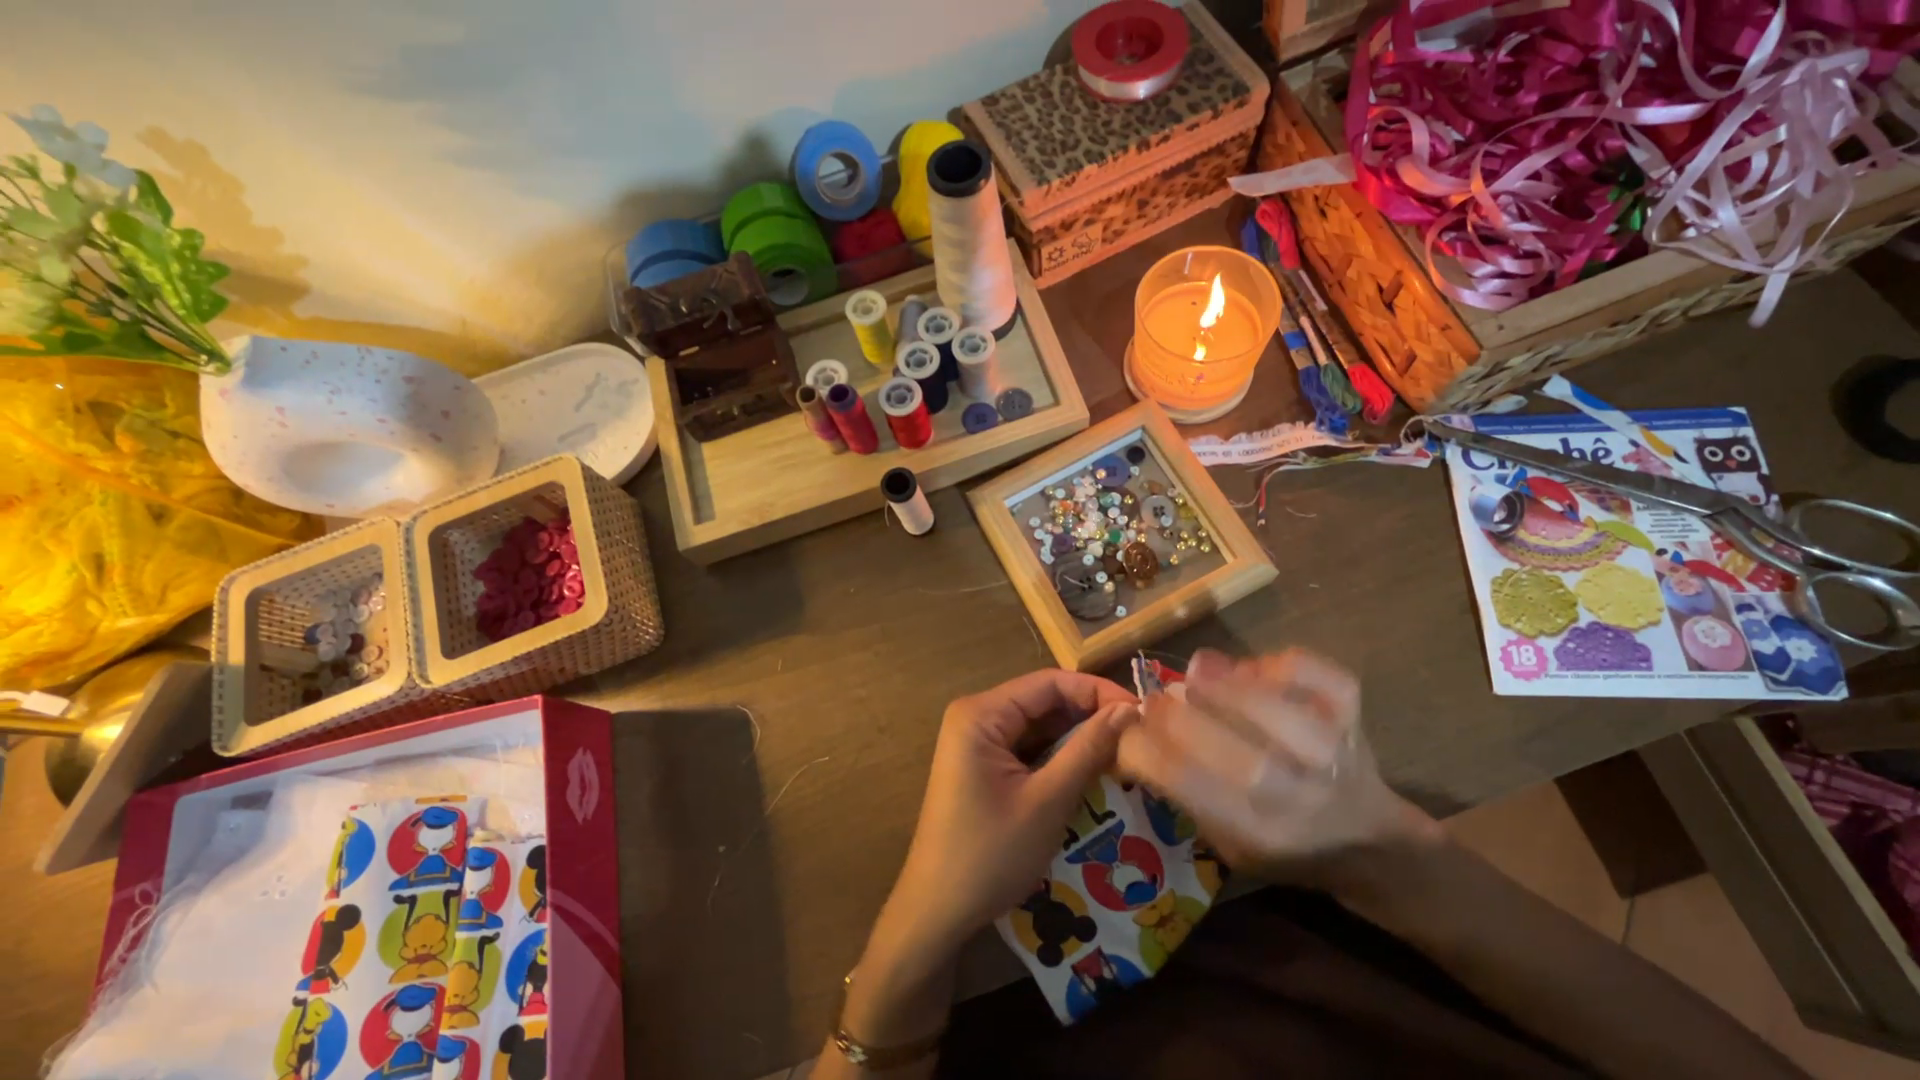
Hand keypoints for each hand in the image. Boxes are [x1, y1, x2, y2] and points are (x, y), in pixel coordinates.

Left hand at [889, 669, 1140, 950]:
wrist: (937, 911)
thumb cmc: (990, 855)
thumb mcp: (1047, 800)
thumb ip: (1088, 749)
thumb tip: (1130, 709)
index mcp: (981, 714)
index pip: (1050, 682)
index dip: (1099, 692)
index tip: (1144, 714)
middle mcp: (975, 718)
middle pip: (1045, 701)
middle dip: (1092, 716)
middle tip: (1141, 737)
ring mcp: (977, 744)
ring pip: (1040, 726)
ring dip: (1079, 738)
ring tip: (1126, 754)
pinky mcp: (983, 769)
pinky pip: (1029, 749)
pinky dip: (1060, 758)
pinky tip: (1093, 772)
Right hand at [1115, 649, 1437, 881]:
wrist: (1371, 843)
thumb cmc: (1285, 847)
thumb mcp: (1231, 845)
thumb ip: (1190, 797)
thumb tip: (1140, 734)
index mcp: (1263, 836)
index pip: (1194, 791)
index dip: (1148, 753)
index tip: (1125, 732)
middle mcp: (1302, 798)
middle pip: (1238, 754)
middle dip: (1182, 718)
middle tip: (1153, 699)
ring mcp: (1336, 755)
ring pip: (1279, 714)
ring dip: (1227, 686)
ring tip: (1193, 669)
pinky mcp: (1355, 720)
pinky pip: (1323, 680)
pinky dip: (1283, 665)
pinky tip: (1250, 666)